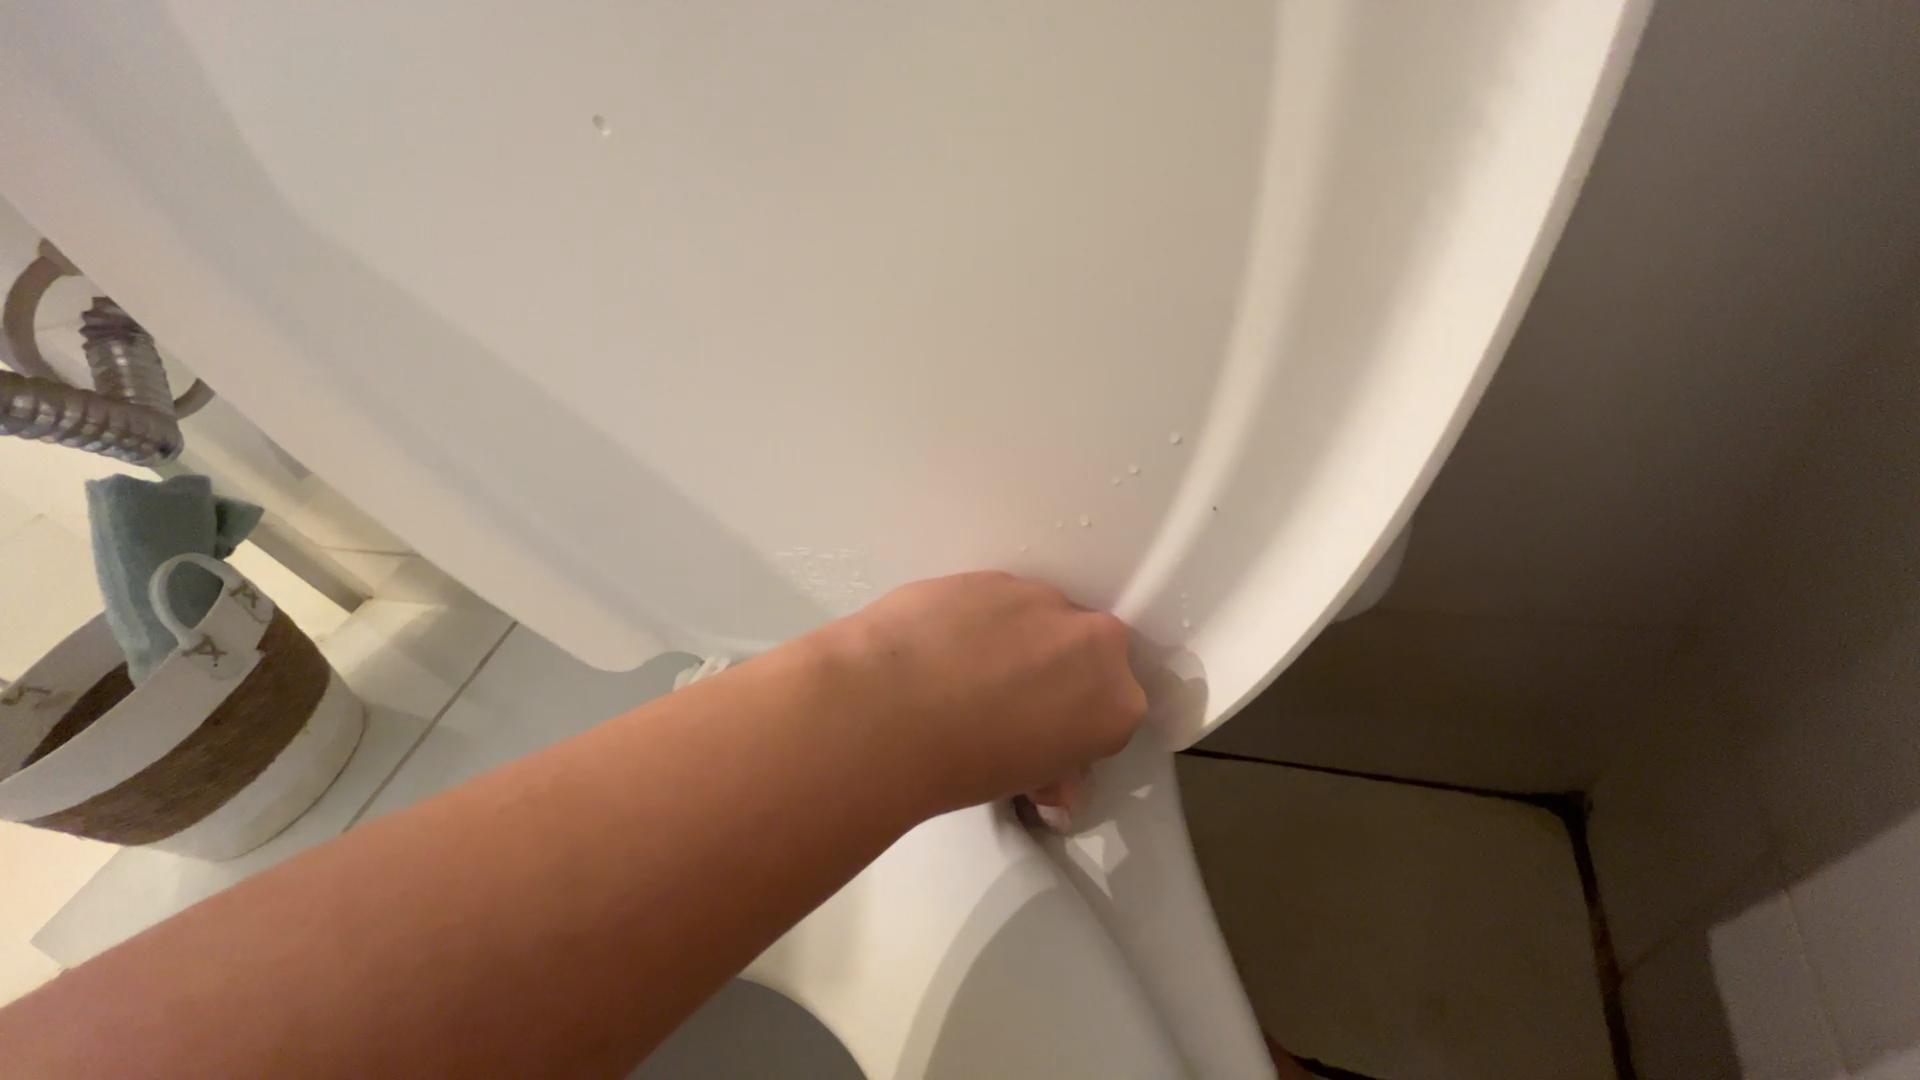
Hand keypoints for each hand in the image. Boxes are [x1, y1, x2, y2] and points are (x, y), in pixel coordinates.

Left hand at [812, 571, 1145, 819]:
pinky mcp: (991, 575)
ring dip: (1013, 642)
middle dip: (1051, 676)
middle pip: (1083, 655)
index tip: (1040, 740)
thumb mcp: (1022, 784)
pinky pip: (994, 602)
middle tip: (1002, 706)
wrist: (888, 707)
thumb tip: (1050, 787)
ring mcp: (1040, 599)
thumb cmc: (963, 761)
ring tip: (960, 675)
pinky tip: (937, 648)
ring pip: (1039, 620)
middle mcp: (1093, 640)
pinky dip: (975, 620)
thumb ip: (1052, 772)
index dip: (1072, 729)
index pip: (1108, 713)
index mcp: (1116, 702)